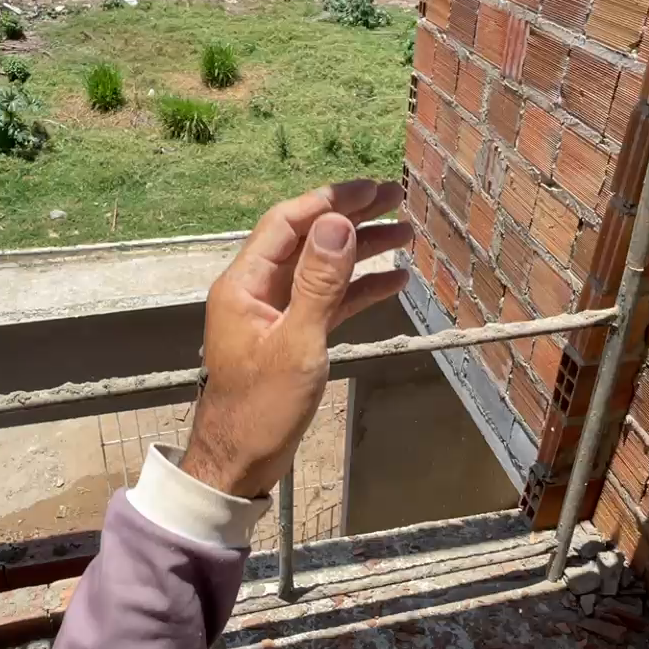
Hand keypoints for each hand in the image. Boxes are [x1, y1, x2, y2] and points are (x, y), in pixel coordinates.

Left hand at [181, 180, 413, 498]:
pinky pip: (327, 301)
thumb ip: (318, 282)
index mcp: (245, 283)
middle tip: (396, 198)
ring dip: (361, 251)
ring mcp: (275, 311)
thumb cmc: (262, 408)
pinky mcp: (292, 334)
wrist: (241, 460)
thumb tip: (338, 222)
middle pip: (308, 239)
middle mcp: (258, 289)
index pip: (287, 223)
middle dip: (351, 217)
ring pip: (322, 269)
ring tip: (406, 234)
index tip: (371, 188)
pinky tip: (394, 281)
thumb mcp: (296, 343)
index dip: (330, 200)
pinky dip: (358, 289)